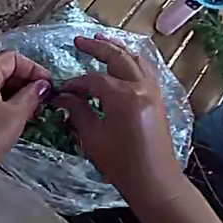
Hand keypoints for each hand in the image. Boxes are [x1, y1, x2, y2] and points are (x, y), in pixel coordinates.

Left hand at [0, 51, 52, 183]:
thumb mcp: (14, 116)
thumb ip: (31, 96)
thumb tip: (42, 85)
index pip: (11, 58)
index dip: (32, 68)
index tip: (47, 85)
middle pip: (2, 70)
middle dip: (25, 82)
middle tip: (42, 100)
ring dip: (15, 95)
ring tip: (32, 112)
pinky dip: (3, 104)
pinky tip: (15, 120)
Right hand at [55, 37, 188, 202]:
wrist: (155, 182)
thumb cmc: (121, 164)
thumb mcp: (93, 137)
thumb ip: (78, 111)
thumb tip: (63, 97)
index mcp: (124, 96)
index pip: (94, 80)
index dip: (75, 83)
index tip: (62, 90)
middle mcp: (141, 87)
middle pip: (118, 57)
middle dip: (97, 47)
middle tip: (79, 41)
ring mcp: (154, 91)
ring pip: (136, 60)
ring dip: (118, 49)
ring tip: (102, 40)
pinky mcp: (159, 99)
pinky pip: (146, 70)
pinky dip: (133, 61)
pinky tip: (124, 61)